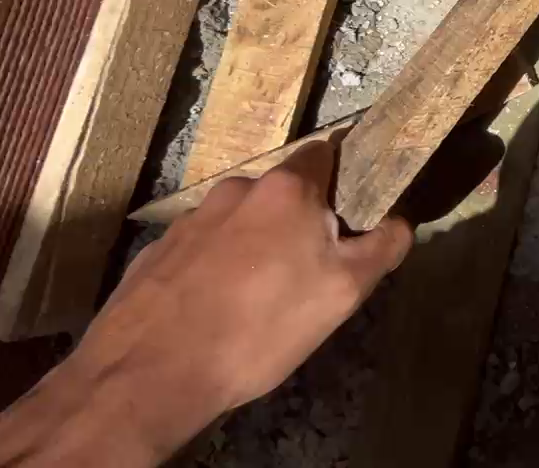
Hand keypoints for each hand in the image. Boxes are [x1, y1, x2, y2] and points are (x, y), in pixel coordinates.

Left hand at [0, 141, 411, 465]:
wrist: (140, 386)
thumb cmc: (258, 326)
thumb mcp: (346, 290)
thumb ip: (385, 245)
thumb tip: (398, 222)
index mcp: (287, 188)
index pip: (329, 151)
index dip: (348, 176)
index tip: (357, 210)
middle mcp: (236, 190)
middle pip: (286, 190)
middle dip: (303, 217)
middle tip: (312, 264)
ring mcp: (186, 222)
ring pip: (242, 220)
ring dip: (257, 243)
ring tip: (259, 294)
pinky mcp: (151, 257)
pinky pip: (202, 250)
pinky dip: (216, 268)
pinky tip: (215, 310)